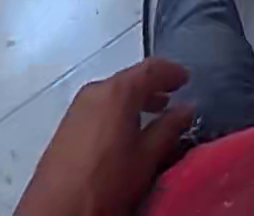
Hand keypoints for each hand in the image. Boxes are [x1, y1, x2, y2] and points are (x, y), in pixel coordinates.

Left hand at [15, 58, 195, 215]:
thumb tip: (186, 109)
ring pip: (114, 93)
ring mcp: (78, 108)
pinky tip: (126, 132)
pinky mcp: (66, 127)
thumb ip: (169, 129)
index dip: (171, 71)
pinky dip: (117, 111)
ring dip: (135, 100)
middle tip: (174, 95)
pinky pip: (100, 107)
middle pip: (130, 79)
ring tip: (154, 114)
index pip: (151, 68)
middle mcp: (96, 91)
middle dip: (153, 86)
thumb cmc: (105, 184)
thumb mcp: (145, 159)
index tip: (186, 78)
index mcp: (117, 91)